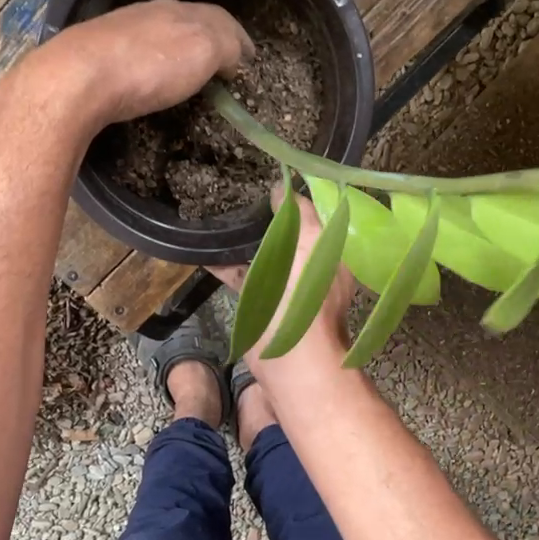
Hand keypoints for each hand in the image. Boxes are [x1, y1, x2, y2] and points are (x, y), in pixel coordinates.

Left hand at [10, 0, 253, 135]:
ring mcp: (120, 31)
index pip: (219, 18)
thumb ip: (225, 44)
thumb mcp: (202, 50)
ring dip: (177, 54)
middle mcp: (150, 13)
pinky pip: (135, 57)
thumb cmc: (148, 66)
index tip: (248, 62)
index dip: (237, 40)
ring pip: (159, 37)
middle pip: (188, 23)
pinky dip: (151, 67)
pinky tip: (147, 83)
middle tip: (220, 69)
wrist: (76, 79)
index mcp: (179, 11)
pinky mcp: (96, 55)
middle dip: (207, 42)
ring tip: (186, 78)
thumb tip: (236, 53)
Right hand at [211, 189, 354, 374]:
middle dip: (272, 217)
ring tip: (224, 216)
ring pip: (266, 254)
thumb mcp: (311, 243)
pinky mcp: (263, 302)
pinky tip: (205, 251)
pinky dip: (226, 264)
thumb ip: (301, 214)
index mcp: (333, 253)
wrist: (292, 359)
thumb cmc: (308, 298)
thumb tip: (283, 189)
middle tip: (247, 195)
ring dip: (246, 239)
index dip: (303, 198)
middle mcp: (313, 267)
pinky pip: (243, 276)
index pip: (320, 216)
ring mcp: (287, 286)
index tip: (279, 180)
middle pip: (291, 234)